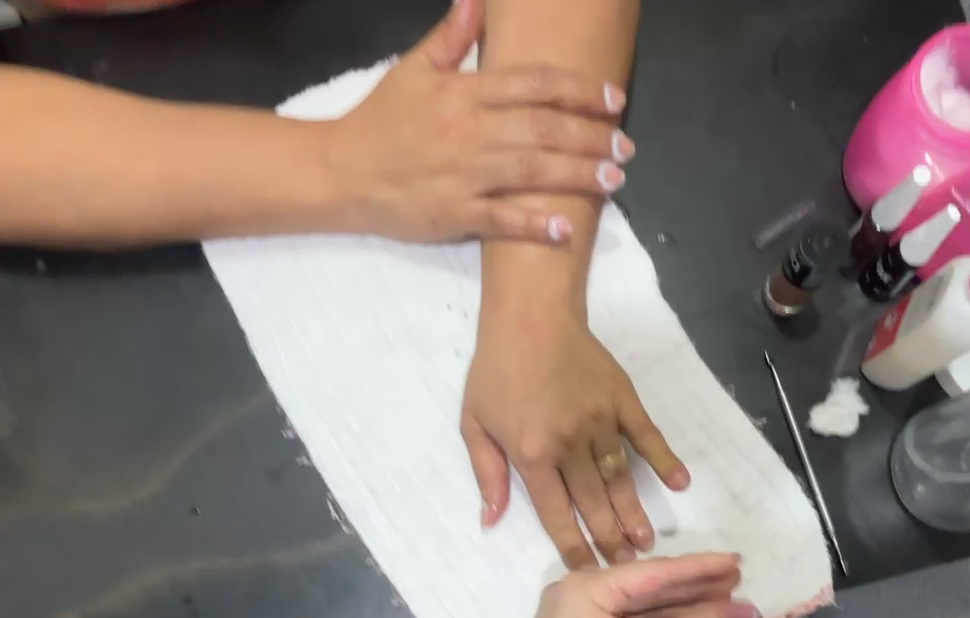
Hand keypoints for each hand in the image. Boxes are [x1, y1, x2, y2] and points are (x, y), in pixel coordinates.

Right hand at [325, 0, 631, 244]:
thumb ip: (450, 37)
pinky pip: (500, 221)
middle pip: (542, 130)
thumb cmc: (382, 122)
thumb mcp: (413, 69)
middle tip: (626, 149)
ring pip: (530, 171)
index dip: (578, 92)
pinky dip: (532, 225)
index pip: (534, 86)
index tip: (614, 102)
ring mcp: (464, 174)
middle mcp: (471, 130)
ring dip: (575, 175)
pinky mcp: (454, 214)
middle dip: (590, 138)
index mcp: (465, 92)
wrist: (343, 172)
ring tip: (613, 181)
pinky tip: (564, 229)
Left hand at [462, 306, 688, 567]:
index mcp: (533, 454)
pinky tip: (681, 483)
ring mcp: (601, 422)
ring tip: (648, 543)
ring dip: (634, 512)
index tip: (587, 570)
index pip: (556, 512)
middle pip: (594, 502)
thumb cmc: (496, 370)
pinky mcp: (623, 400)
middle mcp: (571, 445)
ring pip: (620, 478)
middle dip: (610, 539)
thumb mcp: (474, 423)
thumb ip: (487, 473)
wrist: (529, 315)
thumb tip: (491, 521)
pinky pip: (648, 436)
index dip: (572, 545)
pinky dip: (665, 459)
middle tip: (626, 566)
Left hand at [500, 554, 756, 617]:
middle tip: (738, 579)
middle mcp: (578, 589)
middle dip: (693, 586)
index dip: (700, 567)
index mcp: (587, 586)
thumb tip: (744, 610)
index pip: (655, 571)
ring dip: (679, 605)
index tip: (737, 560)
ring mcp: (576, 612)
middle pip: (646, 585)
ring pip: (638, 604)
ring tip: (724, 598)